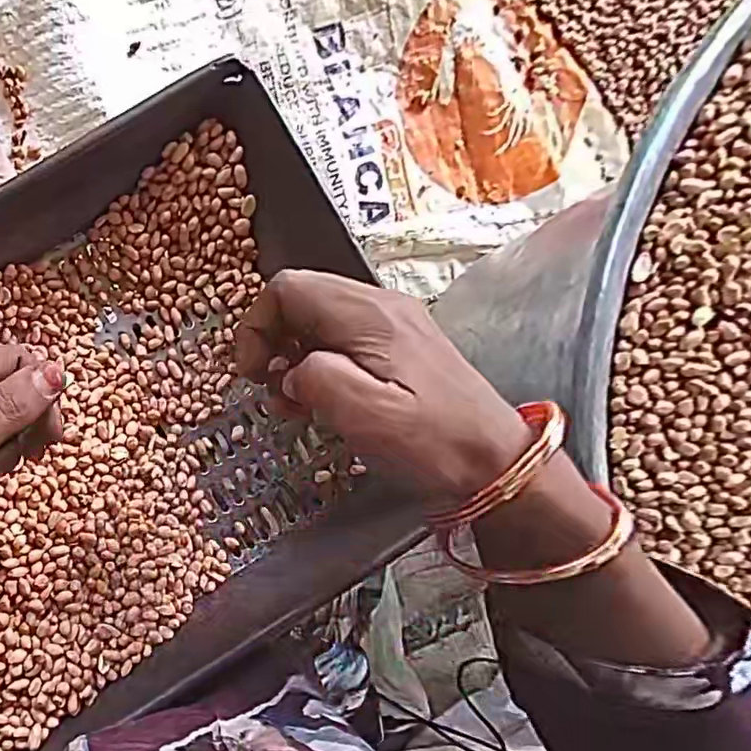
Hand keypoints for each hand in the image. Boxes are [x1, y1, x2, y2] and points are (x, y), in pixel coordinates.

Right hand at [234, 269, 531, 509]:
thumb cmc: (432, 442)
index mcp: (369, 317)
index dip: (256, 326)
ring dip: (289, 358)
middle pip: (297, 299)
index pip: (287, 288)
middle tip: (275, 391)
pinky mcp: (392, 346)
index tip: (255, 374)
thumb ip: (317, 380)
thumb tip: (289, 371)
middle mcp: (377, 308)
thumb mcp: (369, 415)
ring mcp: (387, 325)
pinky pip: (333, 339)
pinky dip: (312, 366)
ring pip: (311, 320)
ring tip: (296, 402)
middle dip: (270, 344)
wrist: (495, 462)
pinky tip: (320, 400)